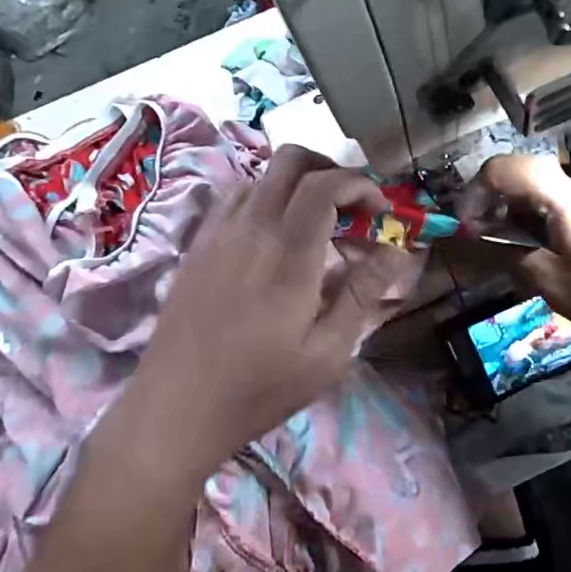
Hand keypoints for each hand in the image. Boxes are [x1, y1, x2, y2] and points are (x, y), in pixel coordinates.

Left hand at [109, 146, 404, 475]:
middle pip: (292, 160)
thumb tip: (397, 251)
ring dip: (299, 184)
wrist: (173, 411)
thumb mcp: (326, 353)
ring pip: (263, 174)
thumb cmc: (259, 389)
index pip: (325, 184)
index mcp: (287, 255)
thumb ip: (362, 293)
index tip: (381, 213)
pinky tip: (276, 238)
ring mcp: (217, 233)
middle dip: (332, 170)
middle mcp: (250, 229)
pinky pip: (235, 198)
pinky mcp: (198, 245)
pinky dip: (266, 198)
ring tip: (318, 225)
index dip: (361, 185)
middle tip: (353, 208)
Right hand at [456, 156, 570, 363]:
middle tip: (519, 251)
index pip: (506, 167)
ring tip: (568, 260)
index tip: (473, 225)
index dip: (477, 191)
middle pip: (540, 179)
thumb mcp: (561, 289)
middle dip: (515, 210)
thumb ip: (510, 257)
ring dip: (553, 216)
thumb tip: (471, 237)